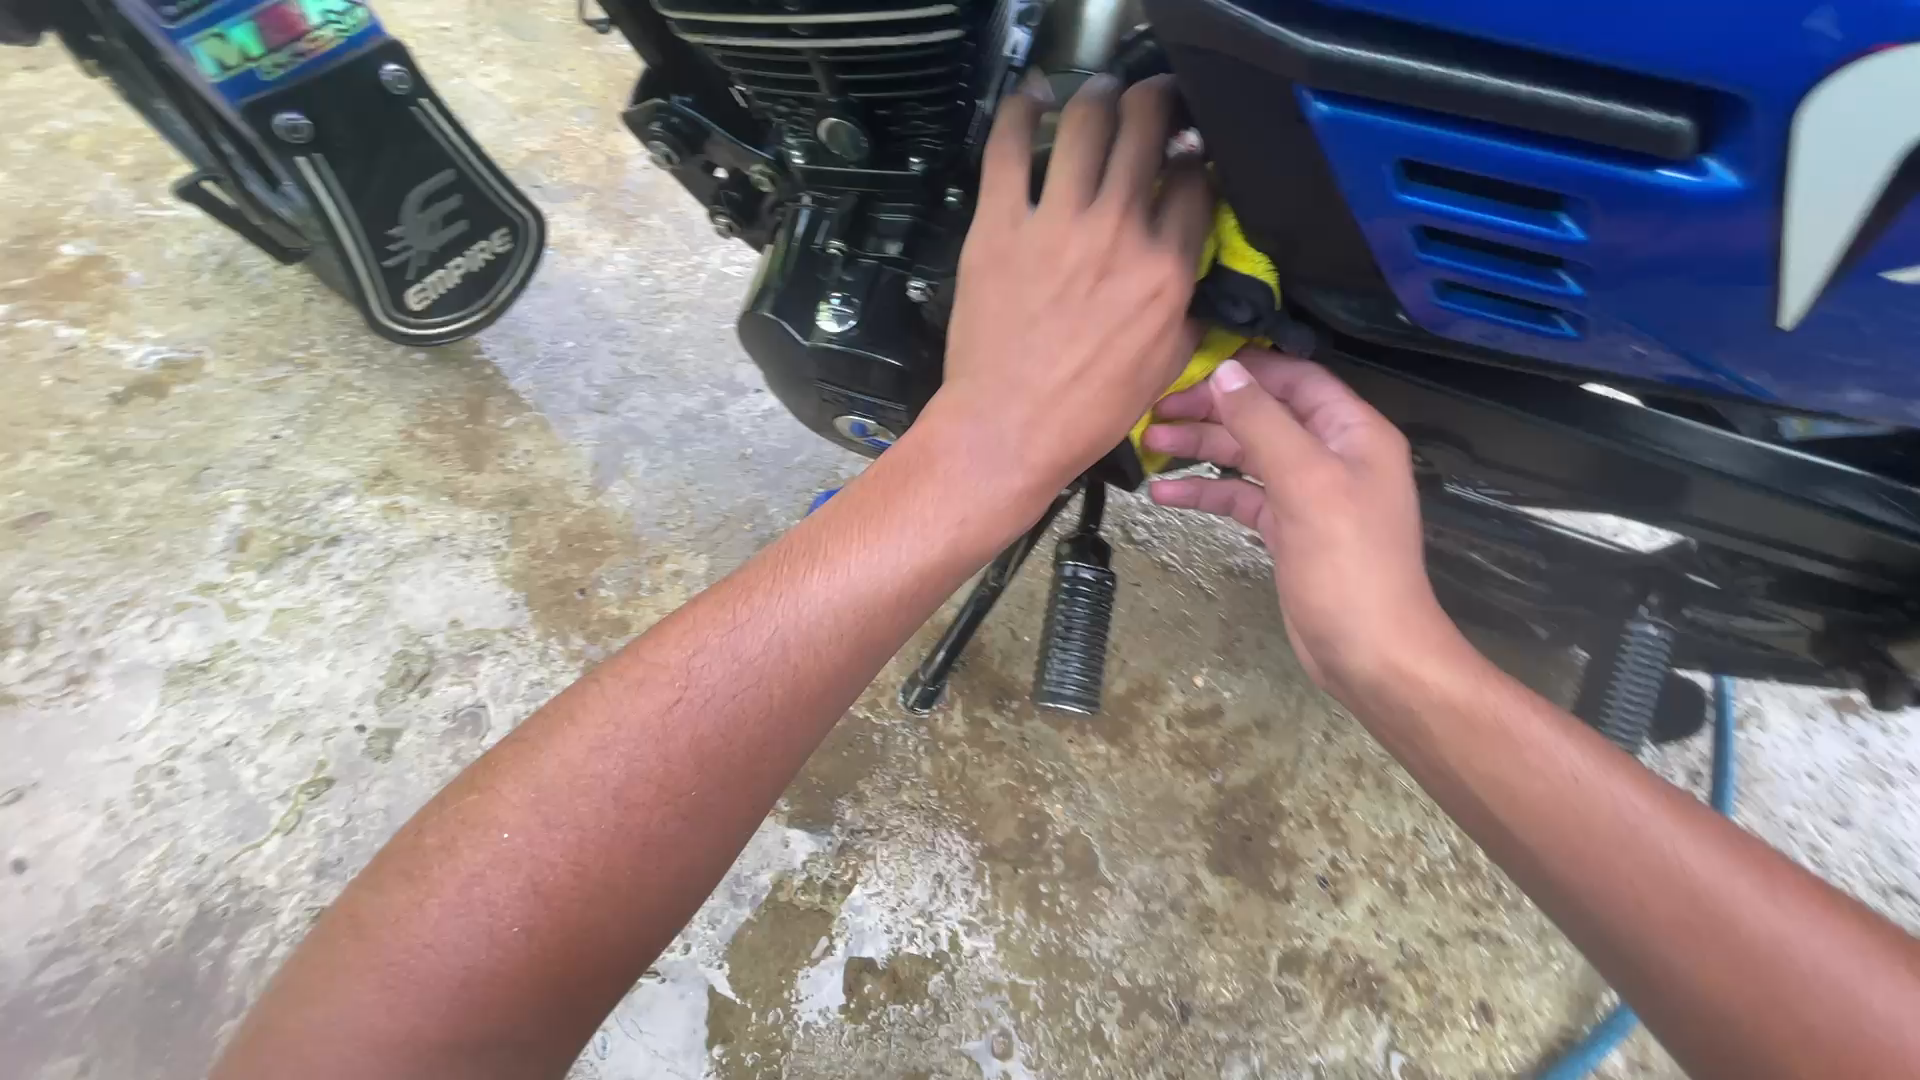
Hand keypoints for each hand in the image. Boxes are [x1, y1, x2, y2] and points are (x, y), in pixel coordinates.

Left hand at [921, 73, 1211, 512]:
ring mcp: (1057, 224)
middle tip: (1149, 106)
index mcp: (1165, 271)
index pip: (1194, 182)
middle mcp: (1119, 233)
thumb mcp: (1160, 373)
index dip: (1193, 161)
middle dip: (1156, 104)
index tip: (1183, 160)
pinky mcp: (1000, 226)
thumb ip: (1187, 320)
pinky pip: (1011, 147)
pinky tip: (1032, 100)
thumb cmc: (1082, 416)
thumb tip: (1197, 291)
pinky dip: (1021, 112)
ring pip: (1089, 121)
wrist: (1007, 431)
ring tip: (1099, 97)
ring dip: (1100, 95)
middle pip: (1149, 129)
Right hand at [1143, 350, 1462, 697]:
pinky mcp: (1286, 529)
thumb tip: (1225, 373)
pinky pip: (1240, 498)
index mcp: (1351, 432)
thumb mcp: (1305, 482)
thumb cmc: (1347, 563)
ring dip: (1200, 450)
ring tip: (1150, 446)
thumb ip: (1263, 423)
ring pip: (1246, 457)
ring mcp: (1307, 494)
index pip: (1296, 380)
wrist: (1368, 652)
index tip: (1190, 369)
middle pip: (1263, 417)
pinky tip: (1166, 495)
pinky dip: (1206, 494)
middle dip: (1210, 412)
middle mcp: (1331, 455)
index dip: (1246, 371)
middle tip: (1156, 413)